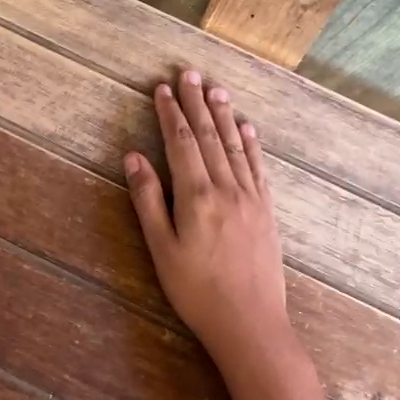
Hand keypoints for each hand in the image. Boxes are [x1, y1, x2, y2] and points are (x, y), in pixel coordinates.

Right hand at [126, 71, 289, 363]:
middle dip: (197, 103)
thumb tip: (133, 156)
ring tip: (216, 88)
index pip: (181, 142)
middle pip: (209, 136)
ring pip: (235, 146)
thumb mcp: (161, 248)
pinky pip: (258, 167)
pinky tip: (247, 128)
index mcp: (197, 196)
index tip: (162, 88)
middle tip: (189, 73)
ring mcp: (251, 198)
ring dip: (224, 115)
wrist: (251, 326)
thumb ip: (148, 199)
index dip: (171, 113)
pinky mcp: (266, 212)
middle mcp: (227, 188)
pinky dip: (251, 143)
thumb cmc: (196, 291)